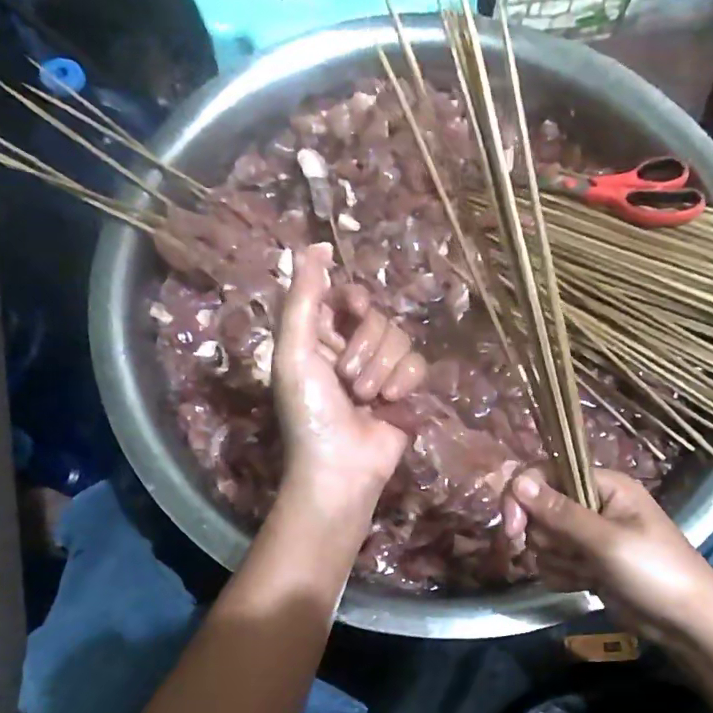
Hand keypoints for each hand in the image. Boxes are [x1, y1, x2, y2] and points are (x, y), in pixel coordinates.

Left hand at [272, 244, 423, 510]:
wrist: (341, 466)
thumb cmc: (309, 411)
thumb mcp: (295, 352)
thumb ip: (303, 297)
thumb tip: (315, 246)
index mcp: (317, 337)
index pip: (344, 295)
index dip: (353, 298)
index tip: (355, 309)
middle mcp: (348, 348)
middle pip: (376, 315)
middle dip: (365, 345)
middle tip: (347, 377)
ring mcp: (378, 369)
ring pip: (399, 336)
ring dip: (381, 369)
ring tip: (364, 398)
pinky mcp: (403, 389)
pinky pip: (416, 363)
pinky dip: (403, 383)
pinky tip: (389, 405)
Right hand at [504, 468, 712, 636]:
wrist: (686, 624)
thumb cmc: (655, 572)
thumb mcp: (606, 541)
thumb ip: (560, 512)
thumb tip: (517, 482)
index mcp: (604, 486)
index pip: (544, 475)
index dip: (521, 498)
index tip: (513, 529)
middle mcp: (592, 504)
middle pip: (537, 510)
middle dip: (547, 538)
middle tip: (572, 555)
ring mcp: (586, 535)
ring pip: (541, 540)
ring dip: (558, 561)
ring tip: (589, 573)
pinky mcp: (583, 562)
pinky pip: (550, 562)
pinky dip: (562, 576)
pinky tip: (587, 585)